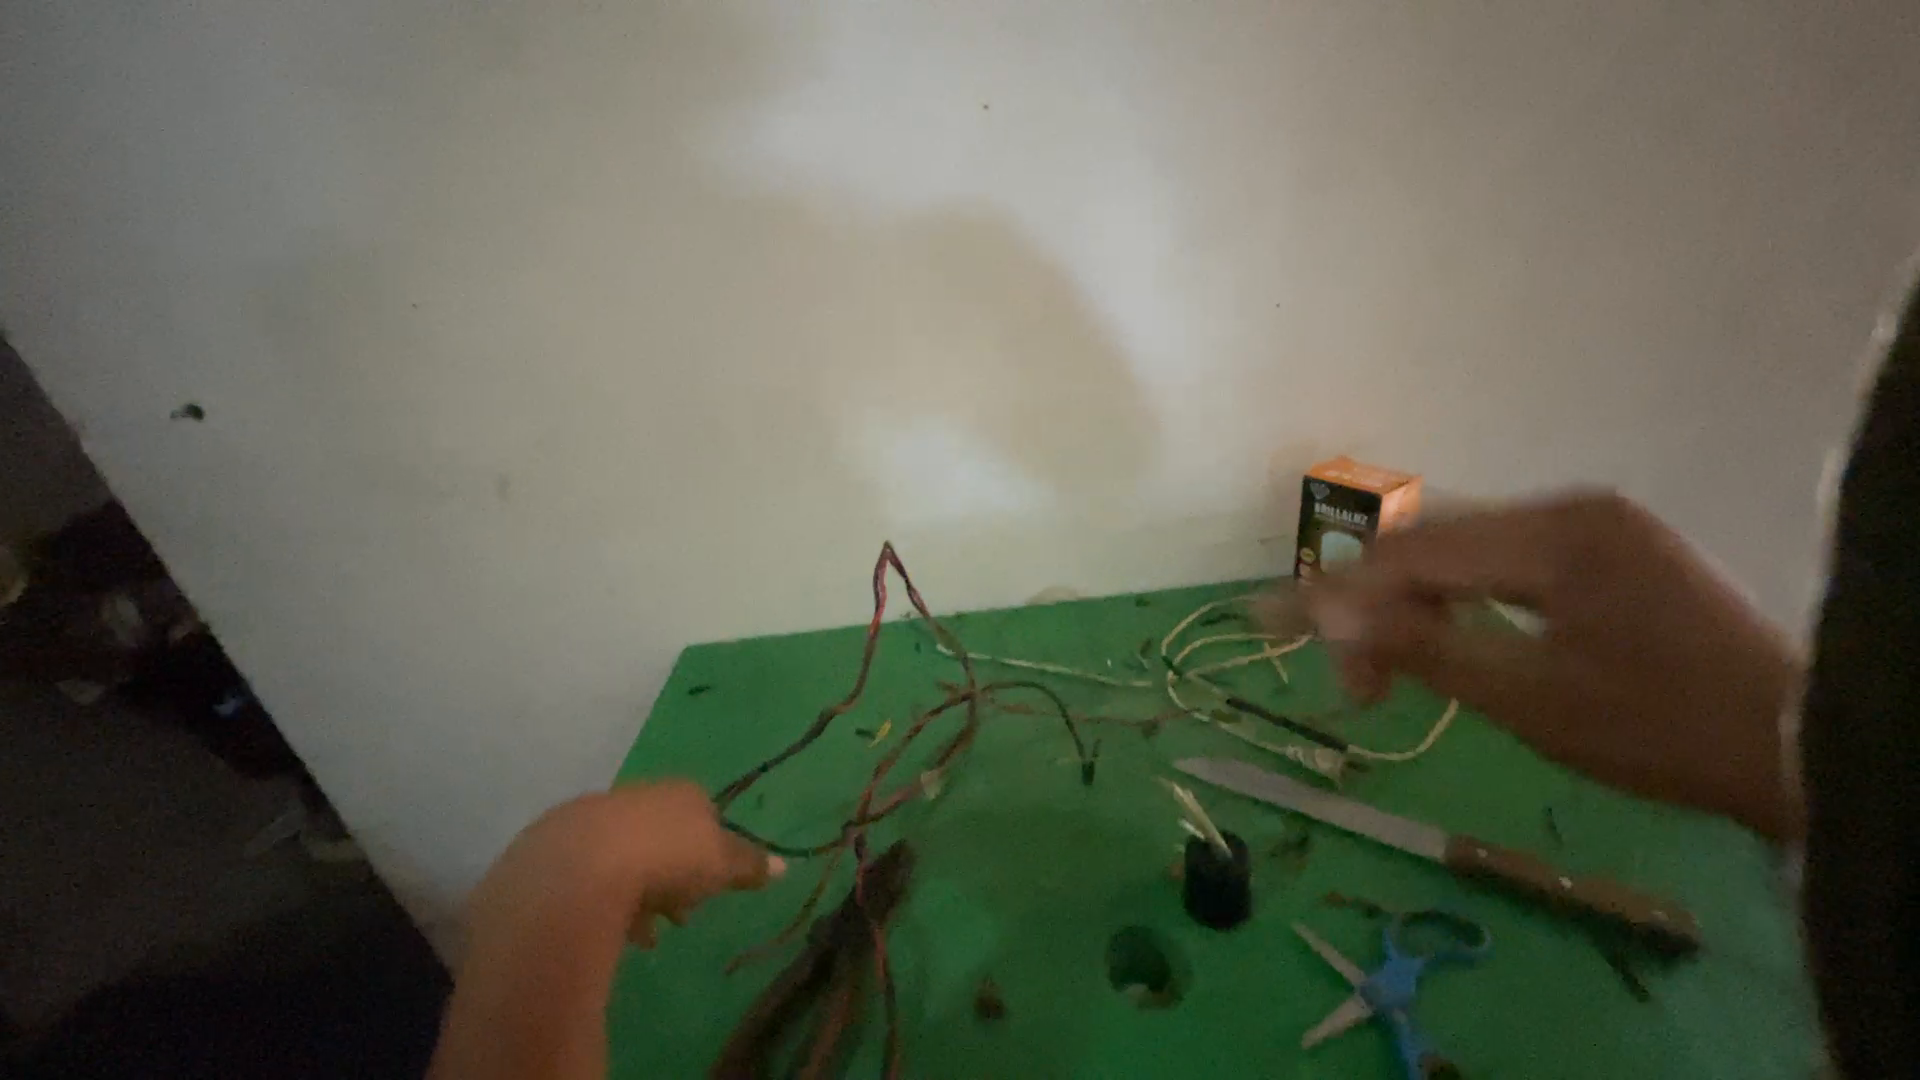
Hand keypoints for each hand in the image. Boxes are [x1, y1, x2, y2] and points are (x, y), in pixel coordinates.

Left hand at [431, 781, 782, 1079]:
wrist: (578, 869)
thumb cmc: (665, 858)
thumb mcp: (720, 865)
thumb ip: (750, 864)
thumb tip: (786, 866)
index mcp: (681, 793)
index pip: (704, 812)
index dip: (710, 851)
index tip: (709, 888)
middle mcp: (638, 795)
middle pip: (662, 833)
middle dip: (672, 874)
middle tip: (678, 915)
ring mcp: (593, 816)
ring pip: (624, 854)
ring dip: (637, 891)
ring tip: (642, 934)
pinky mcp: (553, 846)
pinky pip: (586, 872)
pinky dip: (600, 899)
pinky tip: (605, 930)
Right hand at [1288, 491, 1802, 839]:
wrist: (1808, 750)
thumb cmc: (1663, 731)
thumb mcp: (1528, 699)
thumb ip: (1419, 648)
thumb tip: (1323, 618)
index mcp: (1557, 534)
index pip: (1412, 553)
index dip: (1336, 591)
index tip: (1269, 623)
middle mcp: (1566, 510)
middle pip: (1429, 547)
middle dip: (1372, 608)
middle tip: (1348, 680)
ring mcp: (1584, 526)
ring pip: (1456, 555)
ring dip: (1408, 607)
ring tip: (1380, 669)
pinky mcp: (1595, 551)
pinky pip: (1494, 566)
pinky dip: (1451, 603)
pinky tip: (1436, 639)